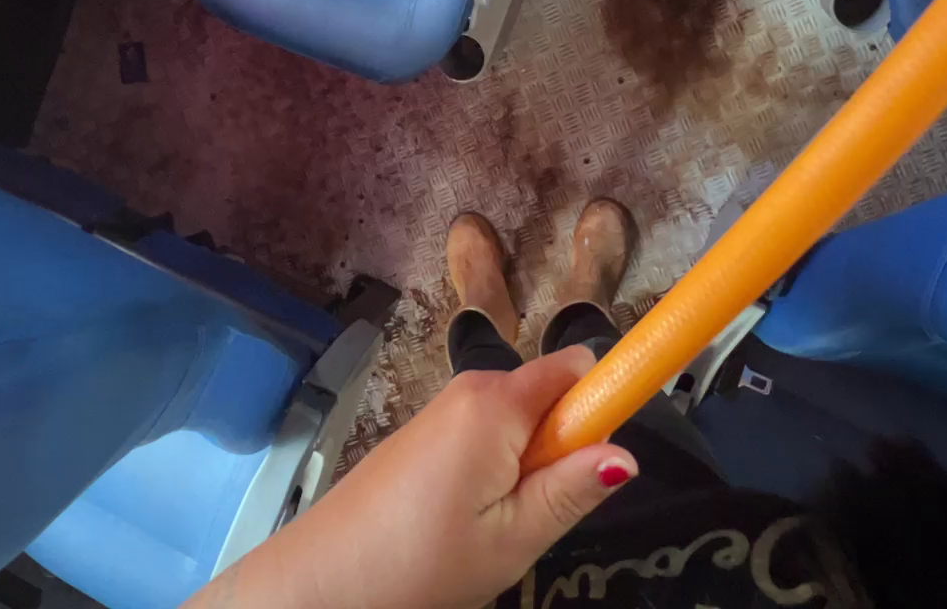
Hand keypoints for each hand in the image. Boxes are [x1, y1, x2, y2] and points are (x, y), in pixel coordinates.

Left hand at [187, 344, 638, 608]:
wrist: (319, 581)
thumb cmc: (423, 562)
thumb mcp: (512, 539)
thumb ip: (572, 489)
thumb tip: (628, 453)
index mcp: (498, 401)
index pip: (577, 365)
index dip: (607, 394)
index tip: (614, 442)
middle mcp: (472, 386)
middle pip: (548, 393)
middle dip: (560, 443)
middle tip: (535, 511)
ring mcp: (444, 405)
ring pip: (517, 417)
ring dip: (526, 461)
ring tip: (494, 523)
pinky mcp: (426, 427)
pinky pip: (484, 429)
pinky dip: (494, 464)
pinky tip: (463, 517)